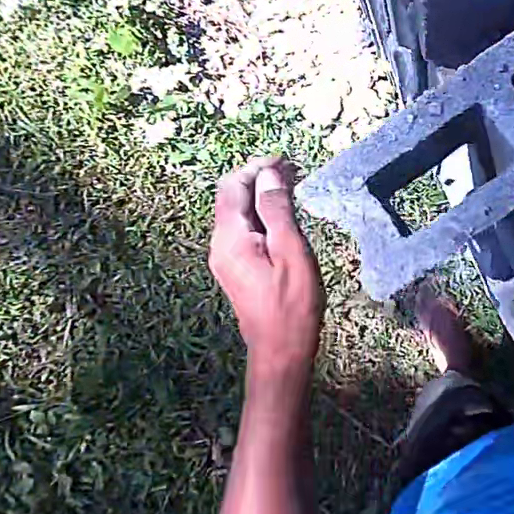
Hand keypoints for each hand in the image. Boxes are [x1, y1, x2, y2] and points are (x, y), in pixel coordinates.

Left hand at [209, 156, 324, 384]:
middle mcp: (219, 246)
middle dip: (259, 180)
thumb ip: (277, 211)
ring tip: (293, 190)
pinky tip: (283, 219)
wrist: (280, 352)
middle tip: (293, 172)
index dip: (256, 168)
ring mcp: (225, 260)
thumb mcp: (291, 252)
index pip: (232, 187)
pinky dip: (262, 218)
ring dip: (262, 198)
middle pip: (232, 199)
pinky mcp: (236, 270)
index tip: (286, 161)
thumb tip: (269, 175)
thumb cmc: (291, 305)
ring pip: (239, 215)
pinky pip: (244, 232)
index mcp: (229, 239)